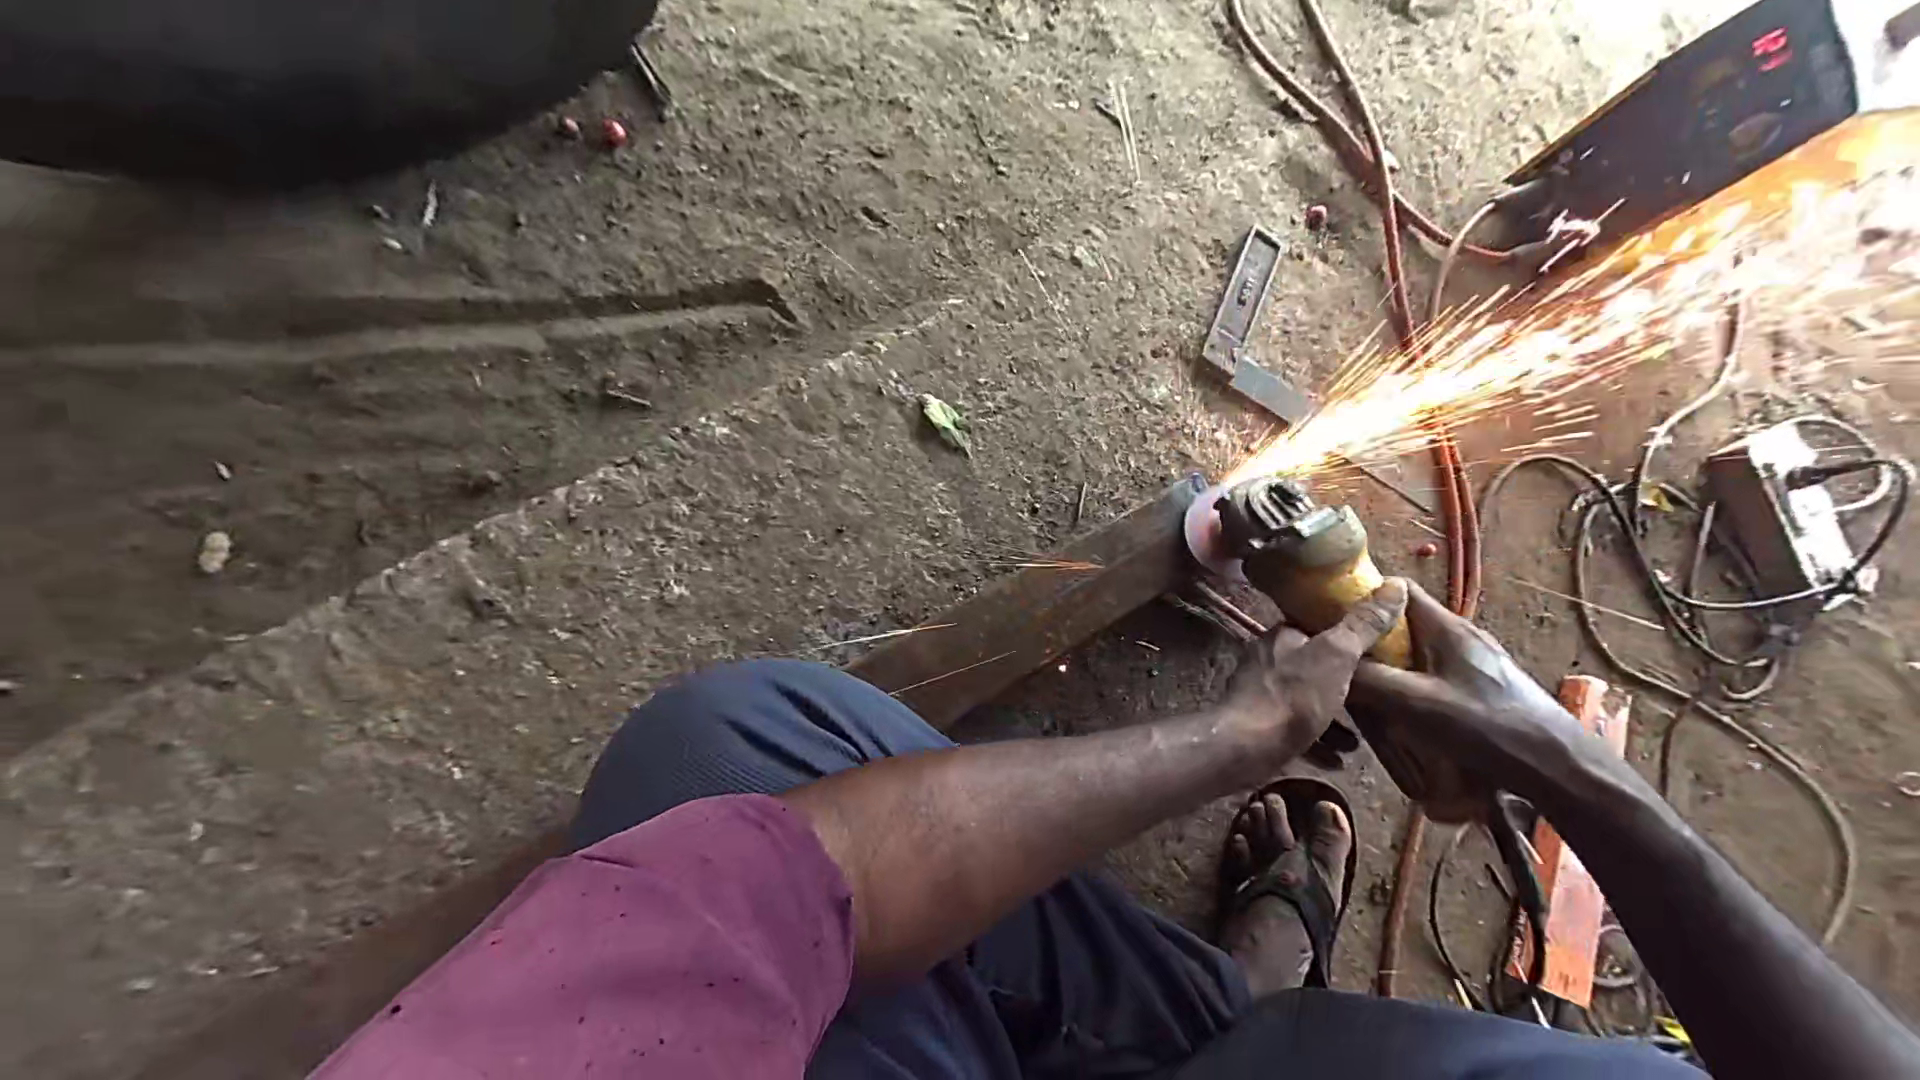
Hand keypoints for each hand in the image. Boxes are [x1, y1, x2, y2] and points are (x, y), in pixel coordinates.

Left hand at [1216, 578, 1407, 769]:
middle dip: (1344, 686)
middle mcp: (1266, 662)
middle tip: (1376, 702)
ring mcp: (1260, 695)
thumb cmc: (1293, 696)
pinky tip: (1337, 760)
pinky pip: (1296, 732)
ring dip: (1334, 720)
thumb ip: (1363, 625)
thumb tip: (1394, 585)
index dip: (1346, 638)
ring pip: (1305, 703)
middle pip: (1313, 668)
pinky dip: (1318, 744)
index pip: (1314, 629)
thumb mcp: (1336, 655)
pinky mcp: (1259, 727)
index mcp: (1280, 638)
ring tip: (1361, 738)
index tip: (1378, 653)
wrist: (1248, 745)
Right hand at [1347, 581, 1603, 819]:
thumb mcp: (1416, 703)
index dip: (1361, 595)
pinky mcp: (1479, 688)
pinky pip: (1428, 673)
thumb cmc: (1491, 728)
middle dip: (1367, 638)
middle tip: (1339, 661)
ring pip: (1413, 651)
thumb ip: (1367, 680)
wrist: (1564, 772)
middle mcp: (1459, 637)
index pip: (1396, 588)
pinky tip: (1396, 713)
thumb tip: (1324, 665)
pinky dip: (1405, 684)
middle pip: (1400, 622)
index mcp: (1446, 627)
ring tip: (1360, 690)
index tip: (1330, 616)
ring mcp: (1472, 663)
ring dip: (1385, 666)